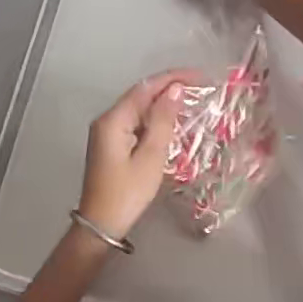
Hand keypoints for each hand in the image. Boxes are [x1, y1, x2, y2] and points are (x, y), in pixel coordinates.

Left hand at [79, 70, 199, 238]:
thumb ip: (163, 121)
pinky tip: (171, 123)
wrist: (101, 224)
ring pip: (137, 109)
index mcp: (113, 120)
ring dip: (162, 104)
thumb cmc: (127, 193)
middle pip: (140, 95)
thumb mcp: (151, 157)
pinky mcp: (110, 146)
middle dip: (169, 88)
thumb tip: (174, 90)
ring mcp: (105, 133)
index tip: (200, 77)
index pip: (145, 88)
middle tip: (201, 88)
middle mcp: (106, 121)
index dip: (173, 78)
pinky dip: (153, 120)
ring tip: (192, 102)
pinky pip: (134, 123)